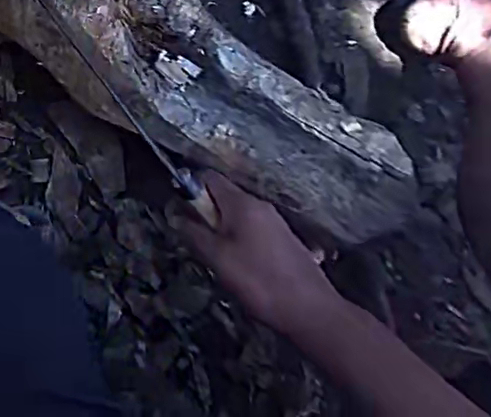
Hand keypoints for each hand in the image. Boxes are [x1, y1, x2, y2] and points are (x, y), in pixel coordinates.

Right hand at [173, 172, 344, 336]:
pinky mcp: (287, 240)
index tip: (184, 212)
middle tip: (202, 241)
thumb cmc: (260, 282)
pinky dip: (242, 238)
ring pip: (239, 214)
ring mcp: (276, 222)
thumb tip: (175, 215)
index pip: (208, 177)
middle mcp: (259, 205)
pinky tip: (245, 266)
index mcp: (241, 203)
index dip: (191, 188)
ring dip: (224, 228)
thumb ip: (194, 234)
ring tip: (221, 257)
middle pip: (224, 195)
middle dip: (207, 213)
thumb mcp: (218, 259)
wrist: (315, 314)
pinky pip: (254, 228)